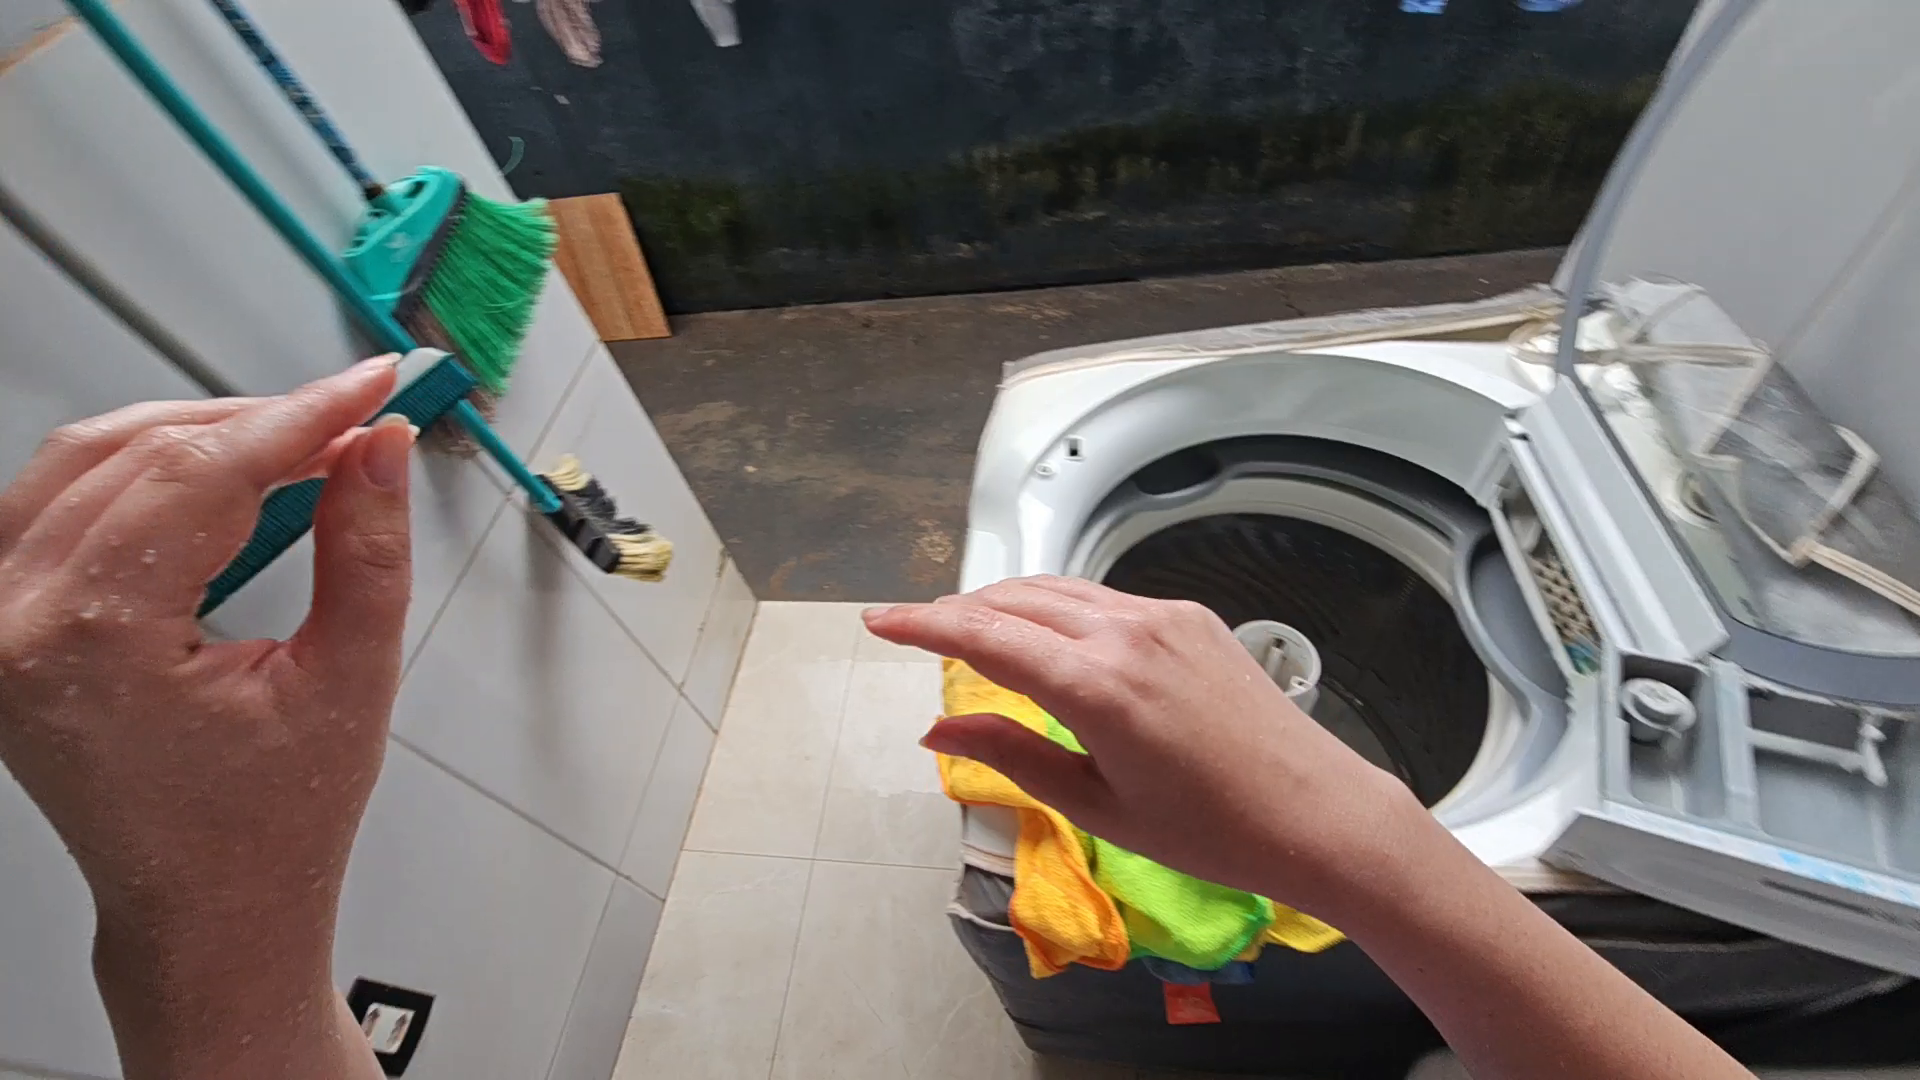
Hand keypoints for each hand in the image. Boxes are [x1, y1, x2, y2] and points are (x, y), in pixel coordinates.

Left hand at [0, 357, 411, 1077]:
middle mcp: (2, 620)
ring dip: (213, 438)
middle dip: (263, 420)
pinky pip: (71, 502)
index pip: (203, 473)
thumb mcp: (356, 672)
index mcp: (87, 639)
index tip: (377, 383)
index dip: (306, 414)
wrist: (213, 894)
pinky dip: (169, 473)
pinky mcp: (5, 622)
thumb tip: (384, 449)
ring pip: (88, 461)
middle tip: (361, 418)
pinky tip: (245, 481)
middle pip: (133, 450)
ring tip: (316, 445)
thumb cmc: (284, 808)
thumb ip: (367, 547)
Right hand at [863, 576, 1423, 916]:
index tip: (878, 619)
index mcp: (1096, 687)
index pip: (985, 636)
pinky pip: (1098, 598)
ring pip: (1055, 589)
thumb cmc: (1205, 832)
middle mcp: (1125, 631)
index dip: (921, 624)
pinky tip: (1047, 636)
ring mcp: (1161, 614)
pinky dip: (1053, 608)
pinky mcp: (1187, 613)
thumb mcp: (1095, 805)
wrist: (1318, 813)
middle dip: (958, 609)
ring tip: (972, 630)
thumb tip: (936, 727)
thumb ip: (1008, 754)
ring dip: (1003, 603)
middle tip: (920, 633)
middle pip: (1014, 598)